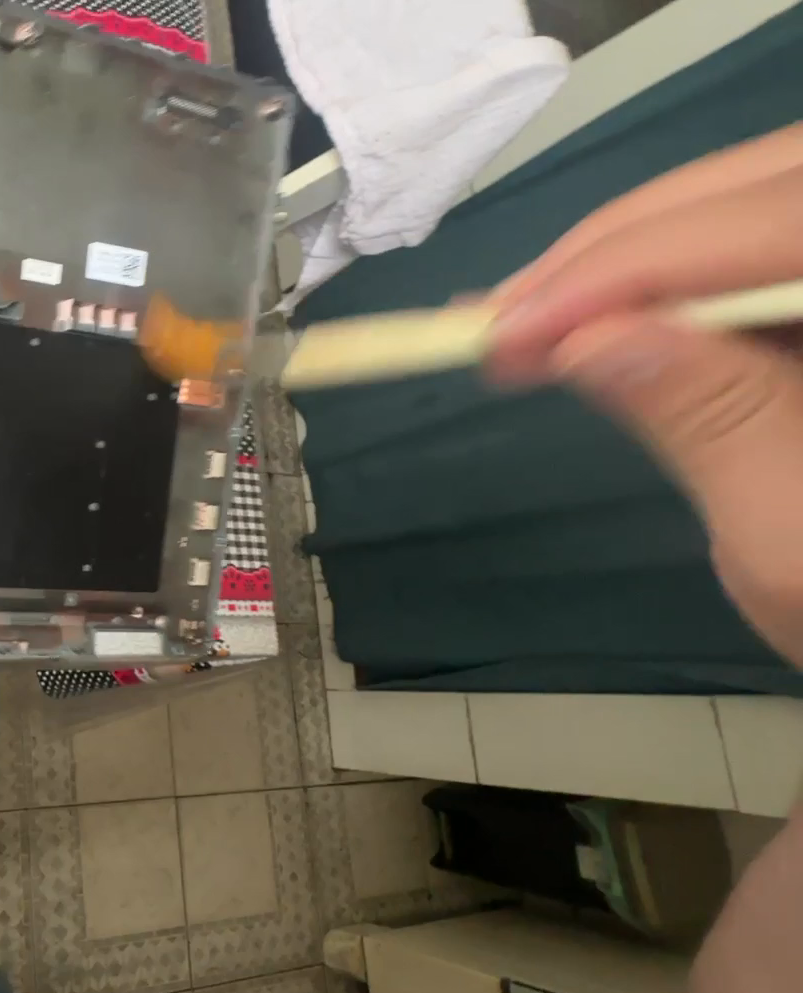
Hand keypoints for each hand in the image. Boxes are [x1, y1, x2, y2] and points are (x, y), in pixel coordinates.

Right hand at [484, 129, 802, 665]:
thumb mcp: (799, 535)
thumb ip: (711, 421)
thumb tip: (587, 340)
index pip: (791, 225)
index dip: (630, 267)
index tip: (500, 329)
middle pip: (781, 181)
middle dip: (619, 245)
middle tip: (496, 317)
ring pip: (766, 195)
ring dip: (627, 253)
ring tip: (522, 319)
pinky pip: (762, 241)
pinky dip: (660, 271)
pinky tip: (587, 314)